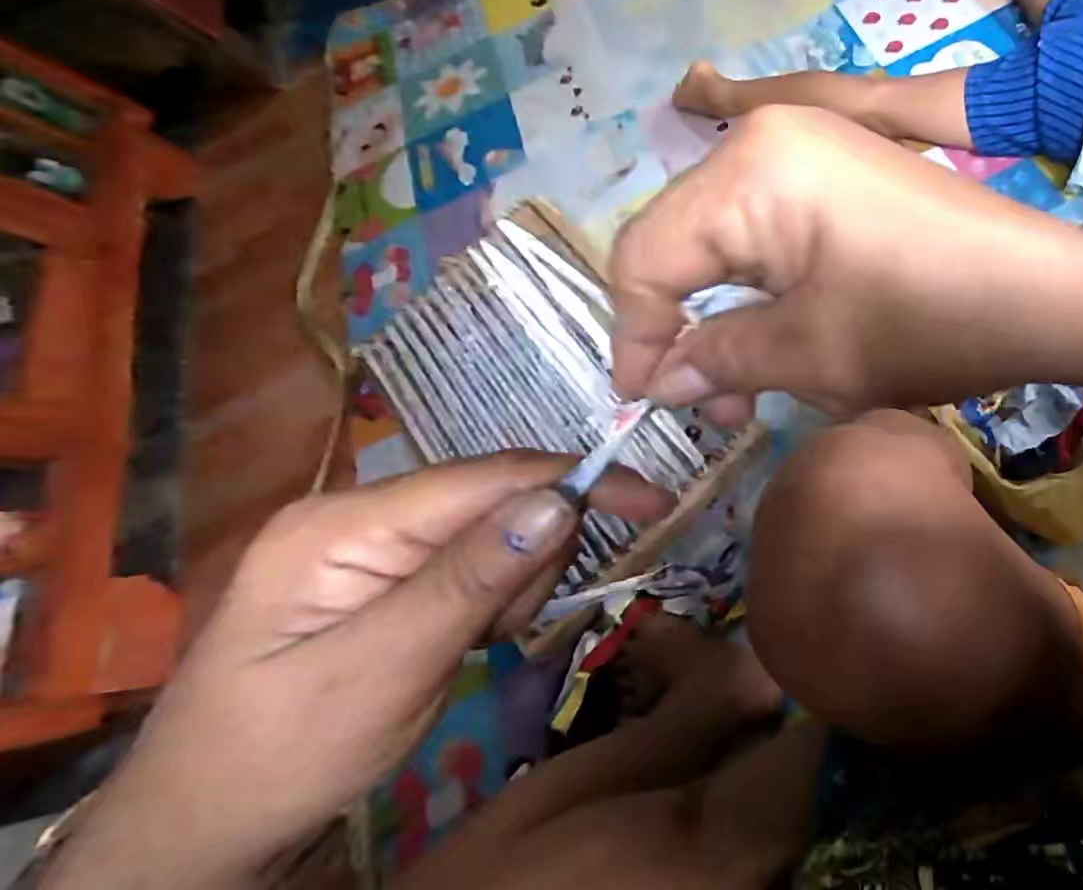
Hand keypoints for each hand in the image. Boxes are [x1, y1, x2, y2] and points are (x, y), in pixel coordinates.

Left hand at [49, 455, 667, 889]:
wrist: (204, 830)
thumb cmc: (281, 755)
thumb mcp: (384, 670)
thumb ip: (472, 578)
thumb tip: (560, 500)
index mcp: (344, 523)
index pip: (491, 476)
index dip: (580, 480)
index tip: (654, 501)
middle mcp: (365, 512)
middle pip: (503, 495)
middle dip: (537, 550)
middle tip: (511, 622)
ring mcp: (380, 538)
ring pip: (506, 524)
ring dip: (521, 578)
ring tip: (482, 637)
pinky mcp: (398, 564)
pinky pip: (488, 553)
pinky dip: (505, 590)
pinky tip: (474, 631)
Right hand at [611, 106, 1082, 415]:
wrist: (1052, 295)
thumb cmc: (930, 321)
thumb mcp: (813, 354)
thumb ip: (721, 359)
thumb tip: (661, 378)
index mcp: (750, 166)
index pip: (647, 254)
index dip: (635, 335)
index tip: (643, 403)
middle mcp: (775, 137)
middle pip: (691, 242)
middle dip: (693, 328)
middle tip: (718, 406)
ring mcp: (822, 148)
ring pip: (740, 243)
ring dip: (740, 316)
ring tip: (761, 387)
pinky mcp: (857, 173)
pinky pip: (786, 232)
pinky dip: (780, 290)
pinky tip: (801, 337)